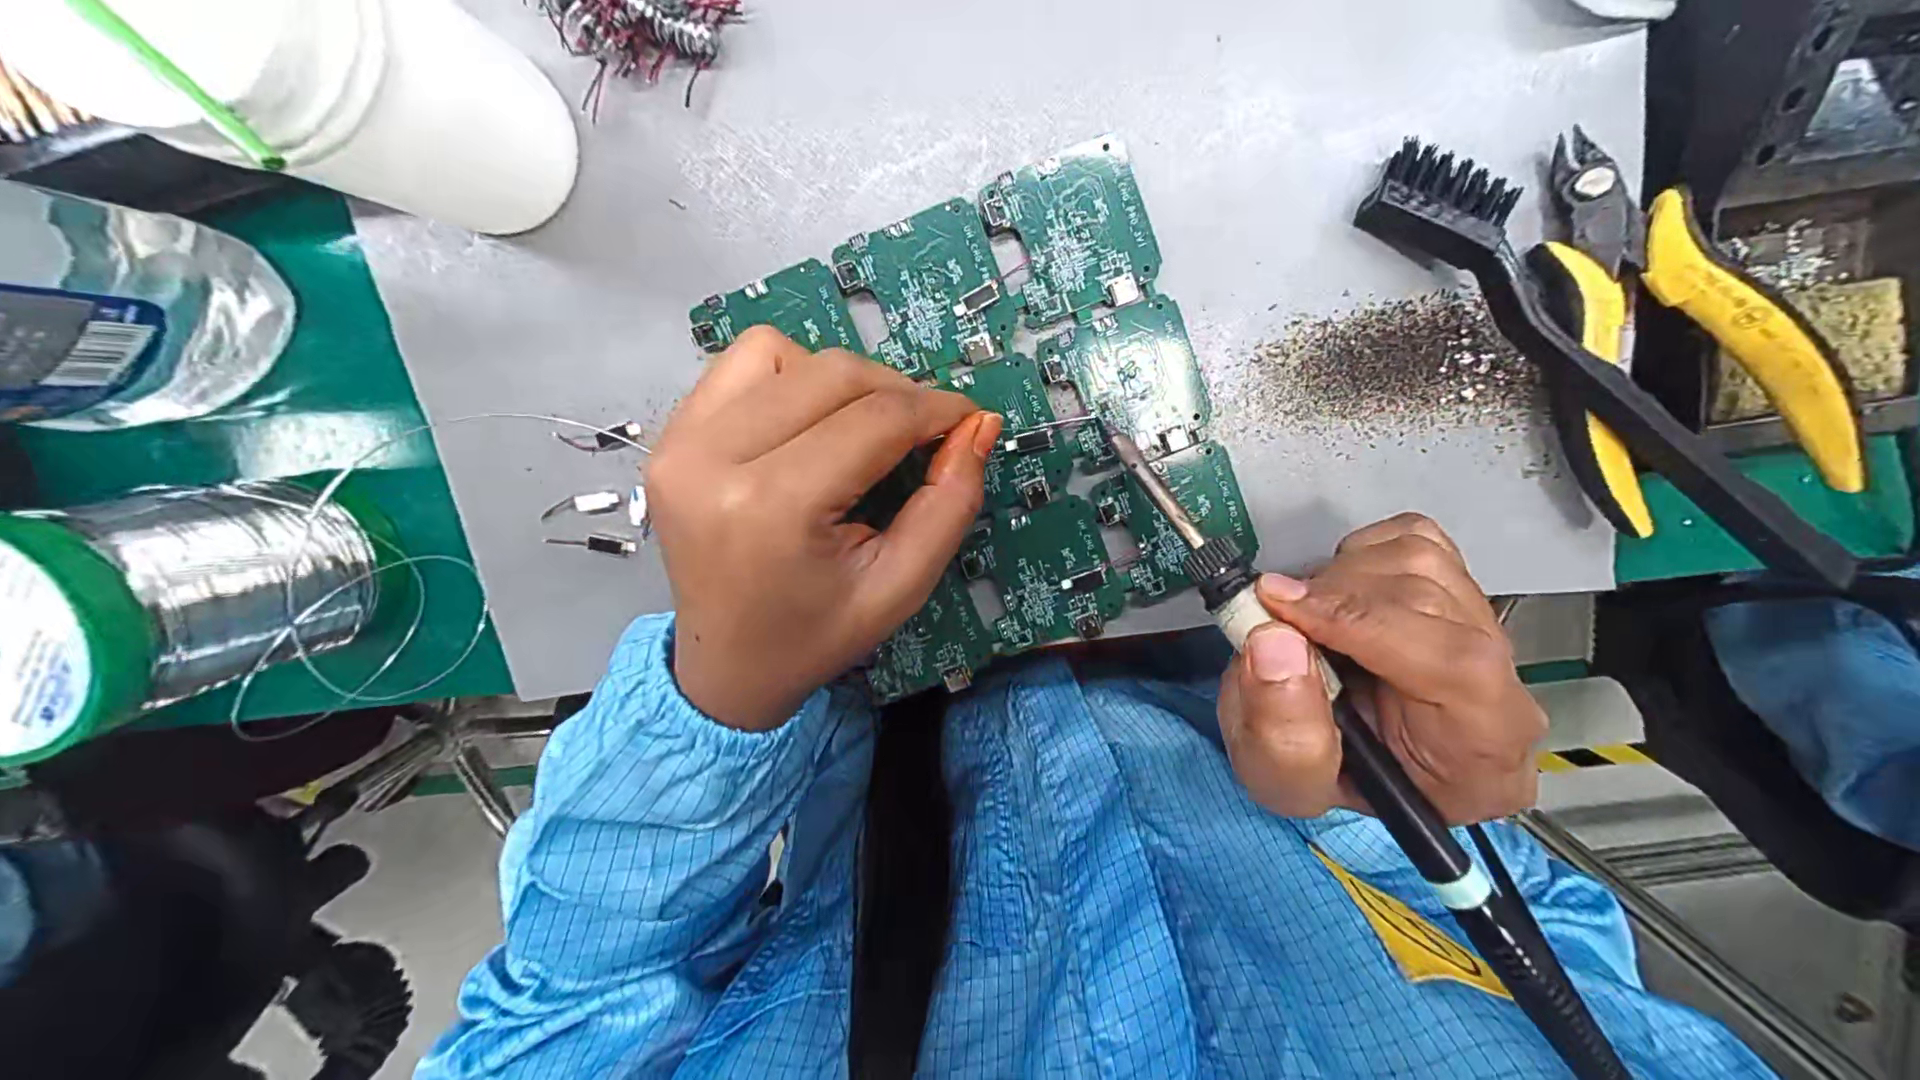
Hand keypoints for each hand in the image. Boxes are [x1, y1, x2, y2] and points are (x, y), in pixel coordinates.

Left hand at [646, 327, 1001, 729]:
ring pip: (785, 353)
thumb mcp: (901, 585)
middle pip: (833, 374)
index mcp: (772, 507)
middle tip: (924, 429)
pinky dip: (791, 376)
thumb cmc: (816, 635)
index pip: (875, 420)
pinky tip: (810, 422)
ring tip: (863, 428)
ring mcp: (681, 441)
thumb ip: (950, 503)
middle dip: (898, 391)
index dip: (936, 411)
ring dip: (841, 380)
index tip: (966, 421)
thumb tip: (978, 425)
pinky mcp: (672, 435)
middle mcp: (712, 458)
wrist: (730, 664)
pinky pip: (741, 365)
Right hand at [1217, 513, 1545, 823]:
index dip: (1362, 622)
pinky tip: (1331, 595)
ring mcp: (1479, 623)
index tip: (1281, 610)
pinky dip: (1353, 555)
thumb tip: (1273, 640)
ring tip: (1299, 618)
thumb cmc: (1322, 774)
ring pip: (1417, 559)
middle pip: (1427, 597)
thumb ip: (1281, 730)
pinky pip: (1409, 538)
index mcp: (1479, 746)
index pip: (1454, 661)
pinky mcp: (1450, 585)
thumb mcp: (1282, 781)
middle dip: (1328, 599)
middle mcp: (1497, 679)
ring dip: (1333, 579)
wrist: (1333, 751)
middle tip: (1268, 621)